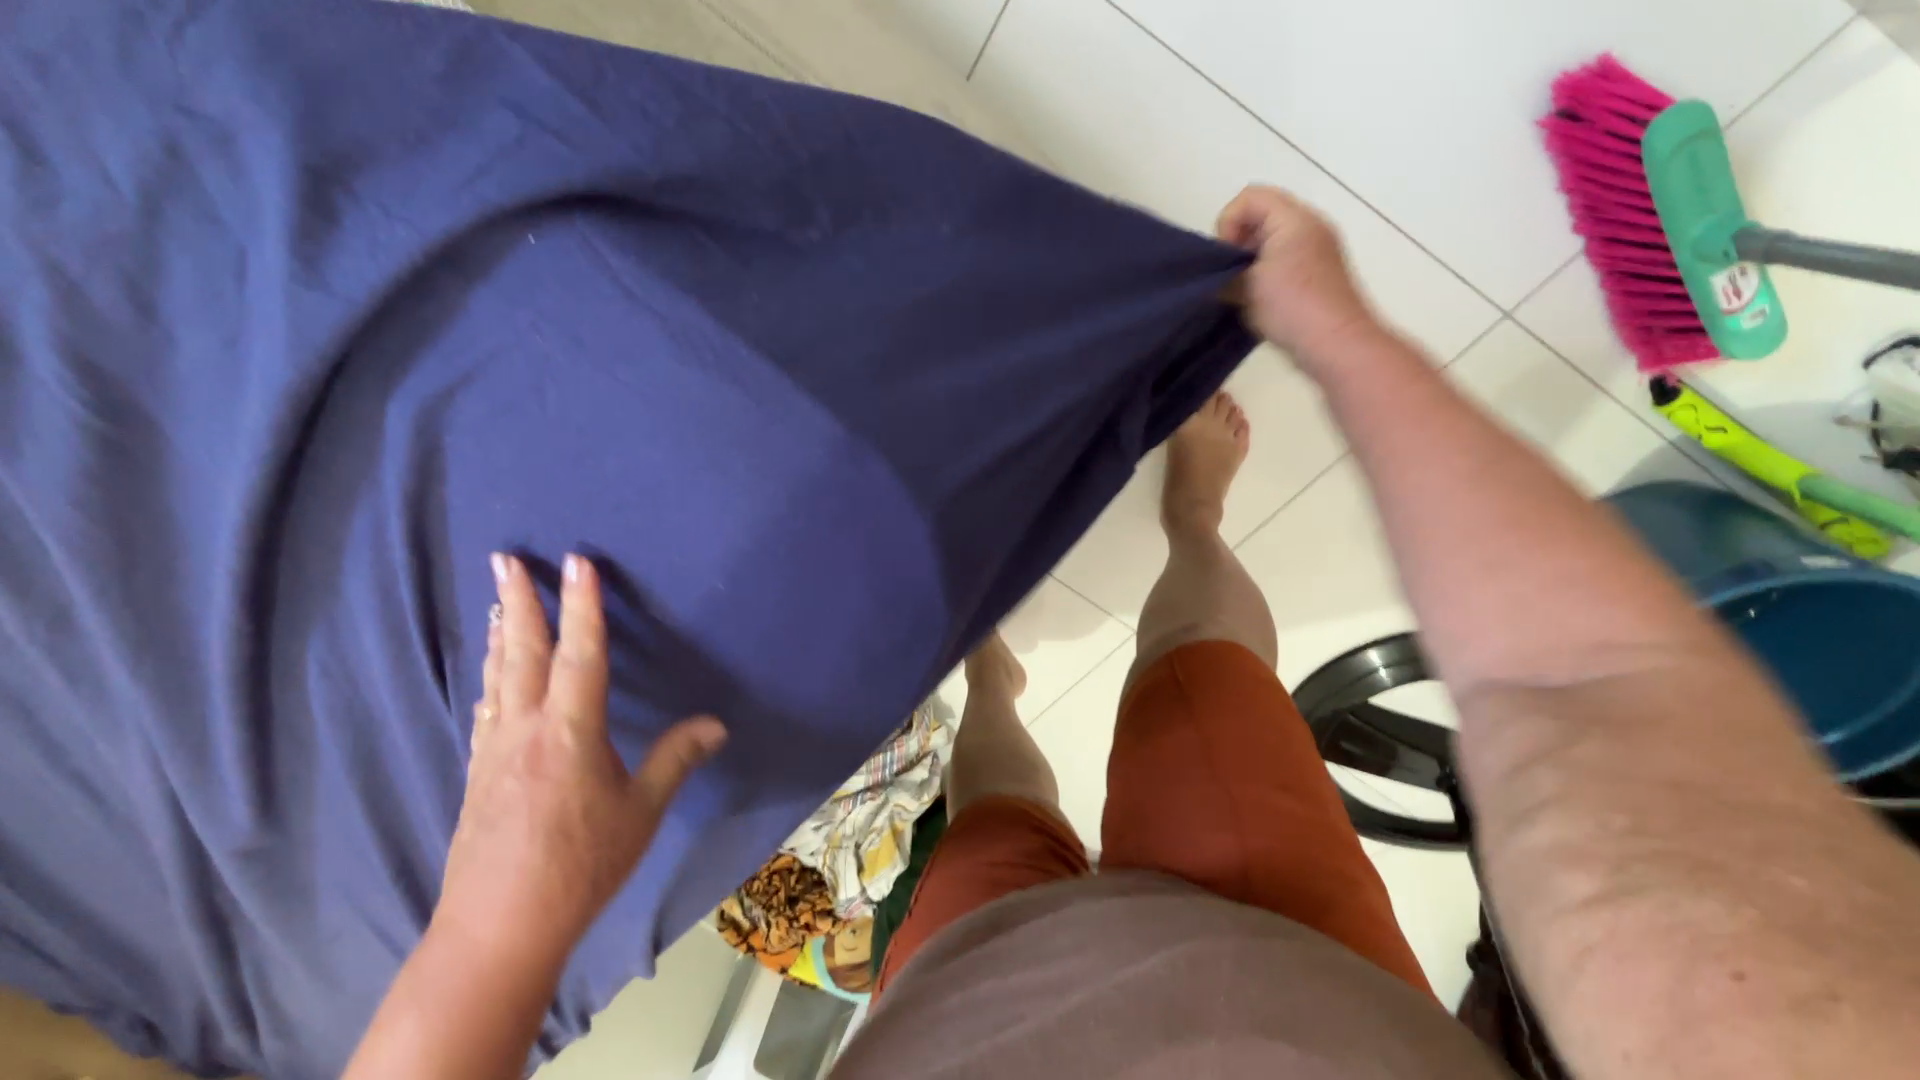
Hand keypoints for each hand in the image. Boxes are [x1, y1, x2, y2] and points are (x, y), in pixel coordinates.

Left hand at [435, 552, 726, 967]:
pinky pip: (486, 708)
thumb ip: (675, 760)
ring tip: (497, 602)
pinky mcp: (478, 774)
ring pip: (498, 677)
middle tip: (506, 557)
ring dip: (501, 634)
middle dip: (520, 602)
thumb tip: (717, 724)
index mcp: (570, 732)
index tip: (577, 562)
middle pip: (523, 652)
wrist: (499, 925)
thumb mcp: (641, 813)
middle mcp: (525, 729)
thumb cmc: (581, 866)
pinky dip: (491, 678)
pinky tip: (491, 680)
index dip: (582, 605)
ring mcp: (495, 751)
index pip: (580, 654)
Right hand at [1217, 186, 1380, 368]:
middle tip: (1231, 277)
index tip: (1226, 258)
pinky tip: (1260, 303)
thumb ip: (1227, 271)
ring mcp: (1318, 250)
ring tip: (1243, 293)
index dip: (1227, 223)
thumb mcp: (1247, 285)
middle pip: (1260, 216)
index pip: (1249, 197)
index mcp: (1294, 219)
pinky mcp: (1319, 274)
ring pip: (1271, 241)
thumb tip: (1222, 276)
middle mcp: (1310, 226)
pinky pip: (1283, 260)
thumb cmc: (1292, 307)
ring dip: (1250, 263)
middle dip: (1238, 244)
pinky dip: (1266, 275)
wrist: (1336, 343)